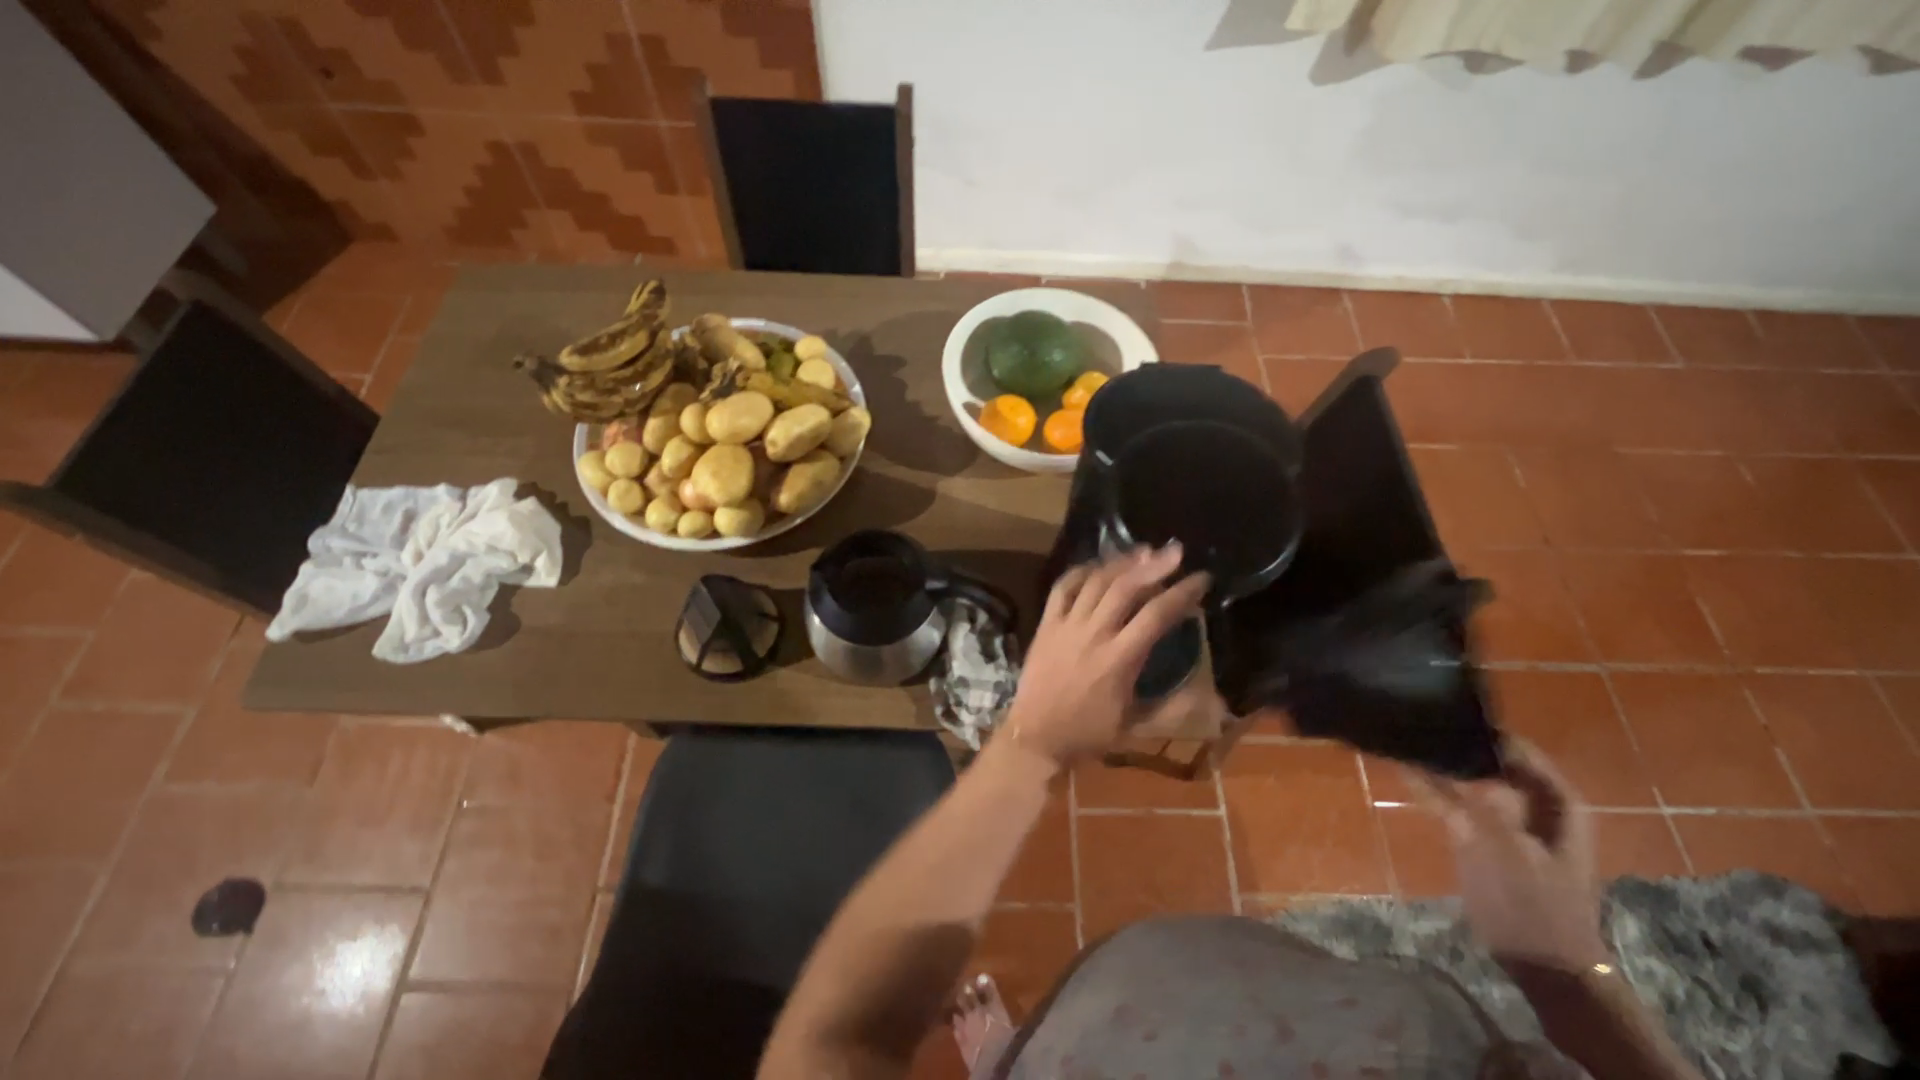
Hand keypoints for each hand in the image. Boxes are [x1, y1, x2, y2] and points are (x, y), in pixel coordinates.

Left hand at [1001, 546, 1208, 769]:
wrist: (1035, 737)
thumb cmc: (1088, 734)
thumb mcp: (1136, 728)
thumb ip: (1173, 709)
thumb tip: (1215, 700)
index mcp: (1120, 660)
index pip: (1156, 615)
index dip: (1182, 593)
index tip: (1201, 579)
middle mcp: (1094, 635)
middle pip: (1126, 588)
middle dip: (1154, 566)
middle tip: (1176, 552)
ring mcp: (1066, 626)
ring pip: (1096, 582)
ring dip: (1121, 563)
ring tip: (1143, 552)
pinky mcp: (1046, 625)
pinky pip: (1062, 588)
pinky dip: (1081, 571)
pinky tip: (1098, 565)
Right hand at [1414, 741, 1609, 973]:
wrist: (1545, 965)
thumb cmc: (1533, 906)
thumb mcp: (1503, 850)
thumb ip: (1471, 802)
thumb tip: (1442, 759)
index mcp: (1557, 802)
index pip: (1516, 748)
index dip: (1481, 732)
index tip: (1441, 714)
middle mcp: (1536, 805)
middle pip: (1492, 762)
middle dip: (1455, 747)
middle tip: (1414, 725)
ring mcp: (1511, 824)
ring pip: (1472, 782)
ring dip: (1443, 767)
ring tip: (1406, 743)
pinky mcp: (1488, 842)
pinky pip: (1460, 806)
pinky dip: (1436, 792)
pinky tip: (1407, 775)